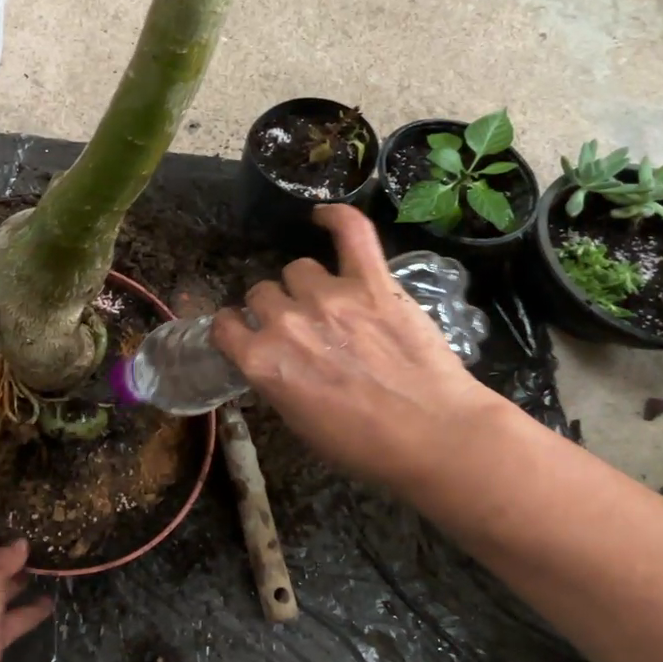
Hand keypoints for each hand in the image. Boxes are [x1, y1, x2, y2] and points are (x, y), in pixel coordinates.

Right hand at [211, 204, 508, 490]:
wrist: (436, 438)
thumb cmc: (365, 445)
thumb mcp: (297, 422)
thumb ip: (274, 379)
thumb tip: (270, 358)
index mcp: (261, 361)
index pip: (226, 325)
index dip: (236, 329)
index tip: (248, 334)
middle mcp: (285, 322)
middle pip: (263, 293)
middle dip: (275, 309)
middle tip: (303, 330)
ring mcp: (329, 297)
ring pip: (298, 269)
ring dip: (306, 285)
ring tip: (331, 305)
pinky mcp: (372, 283)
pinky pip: (350, 233)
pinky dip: (337, 218)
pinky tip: (322, 215)